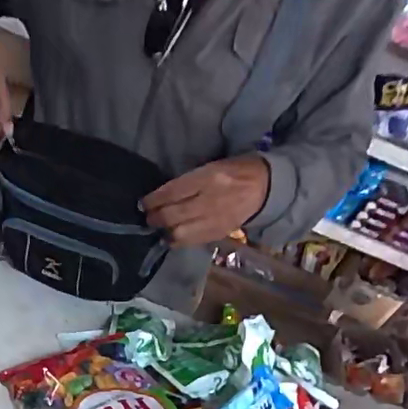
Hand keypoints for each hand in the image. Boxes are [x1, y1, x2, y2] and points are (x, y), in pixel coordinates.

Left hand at [141, 155, 269, 247]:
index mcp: (207, 177)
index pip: (172, 192)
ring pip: (180, 233)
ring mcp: (214, 220)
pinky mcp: (217, 234)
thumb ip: (188, 182)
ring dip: (165, 233)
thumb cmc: (234, 172)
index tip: (143, 204)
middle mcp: (209, 200)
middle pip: (172, 215)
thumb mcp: (211, 167)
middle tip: (148, 218)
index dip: (153, 201)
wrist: (264, 188)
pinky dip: (178, 241)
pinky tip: (172, 238)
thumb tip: (162, 197)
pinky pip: (192, 241)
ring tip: (160, 229)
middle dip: (155, 219)